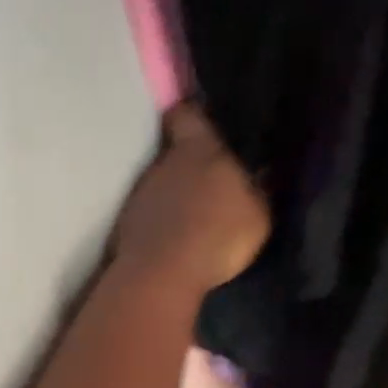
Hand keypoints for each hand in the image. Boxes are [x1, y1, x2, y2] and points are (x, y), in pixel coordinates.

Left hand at [114, 104, 269, 294]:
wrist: (162, 274)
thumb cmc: (217, 235)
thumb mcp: (257, 215)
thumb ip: (257, 190)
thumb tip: (259, 175)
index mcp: (198, 148)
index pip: (188, 113)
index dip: (194, 116)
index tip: (204, 124)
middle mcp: (164, 161)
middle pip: (175, 151)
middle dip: (190, 164)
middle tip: (209, 182)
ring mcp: (142, 192)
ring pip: (163, 183)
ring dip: (176, 196)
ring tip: (193, 219)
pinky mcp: (128, 222)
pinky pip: (151, 213)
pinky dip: (163, 222)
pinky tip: (176, 240)